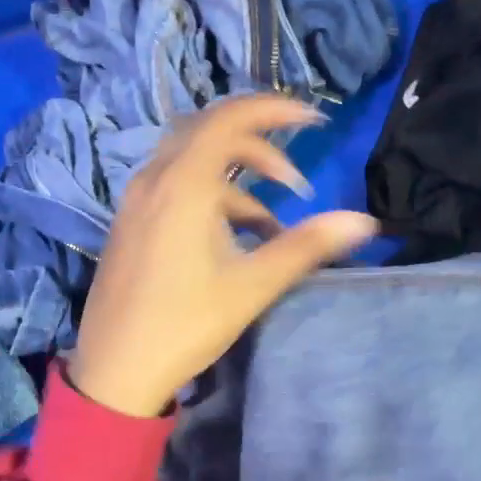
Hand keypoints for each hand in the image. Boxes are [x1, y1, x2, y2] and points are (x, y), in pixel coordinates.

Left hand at [70, 95, 378, 416]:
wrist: (115, 370)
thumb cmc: (185, 325)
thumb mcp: (253, 285)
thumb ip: (307, 246)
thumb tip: (365, 222)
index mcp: (184, 183)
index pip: (231, 117)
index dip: (275, 110)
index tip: (314, 120)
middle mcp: (154, 180)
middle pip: (209, 132)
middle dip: (258, 146)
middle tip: (294, 184)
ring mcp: (135, 202)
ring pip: (189, 163)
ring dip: (234, 179)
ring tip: (269, 226)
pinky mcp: (128, 225)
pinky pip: (172, 187)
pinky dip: (207, 196)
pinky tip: (227, 240)